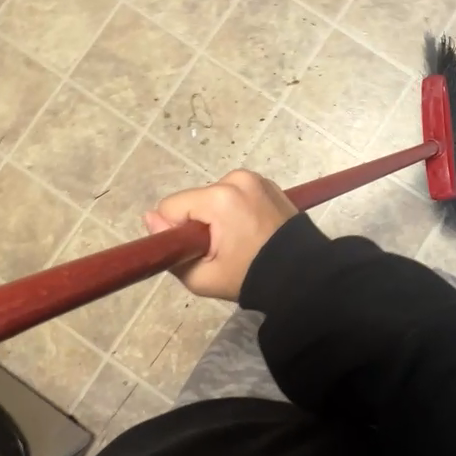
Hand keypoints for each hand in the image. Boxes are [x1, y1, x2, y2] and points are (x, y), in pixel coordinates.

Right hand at [143, 169, 297, 301]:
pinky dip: (235, 210)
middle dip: (198, 224)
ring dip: (216, 217)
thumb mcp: (201, 277)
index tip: (195, 251)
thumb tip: (151, 219)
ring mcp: (255, 178)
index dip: (174, 232)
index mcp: (220, 198)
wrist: (304, 274)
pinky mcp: (267, 183)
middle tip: (221, 250)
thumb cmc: (251, 277)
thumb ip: (170, 250)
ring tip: (238, 241)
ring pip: (213, 197)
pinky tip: (250, 230)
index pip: (171, 206)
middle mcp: (236, 178)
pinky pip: (235, 194)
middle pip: (194, 200)